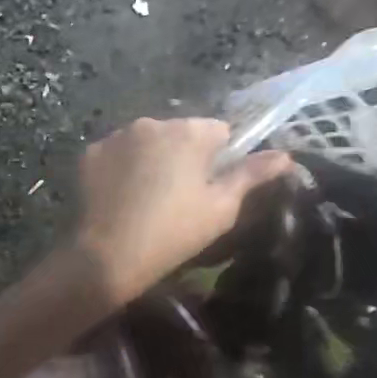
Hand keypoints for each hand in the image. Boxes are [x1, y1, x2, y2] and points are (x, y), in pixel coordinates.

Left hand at [74, 117, 292, 304]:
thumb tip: (285, 155)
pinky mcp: (91, 153)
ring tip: (148, 199)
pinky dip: (122, 168)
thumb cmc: (175, 232)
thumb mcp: (222, 207)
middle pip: (180, 133)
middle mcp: (151, 122)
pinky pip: (117, 154)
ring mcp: (117, 136)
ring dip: (152, 159)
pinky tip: (122, 197)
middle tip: (179, 198)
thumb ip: (252, 175)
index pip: (219, 131)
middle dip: (184, 156)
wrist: (109, 254)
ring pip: (146, 142)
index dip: (220, 159)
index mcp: (189, 131)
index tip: (210, 188)